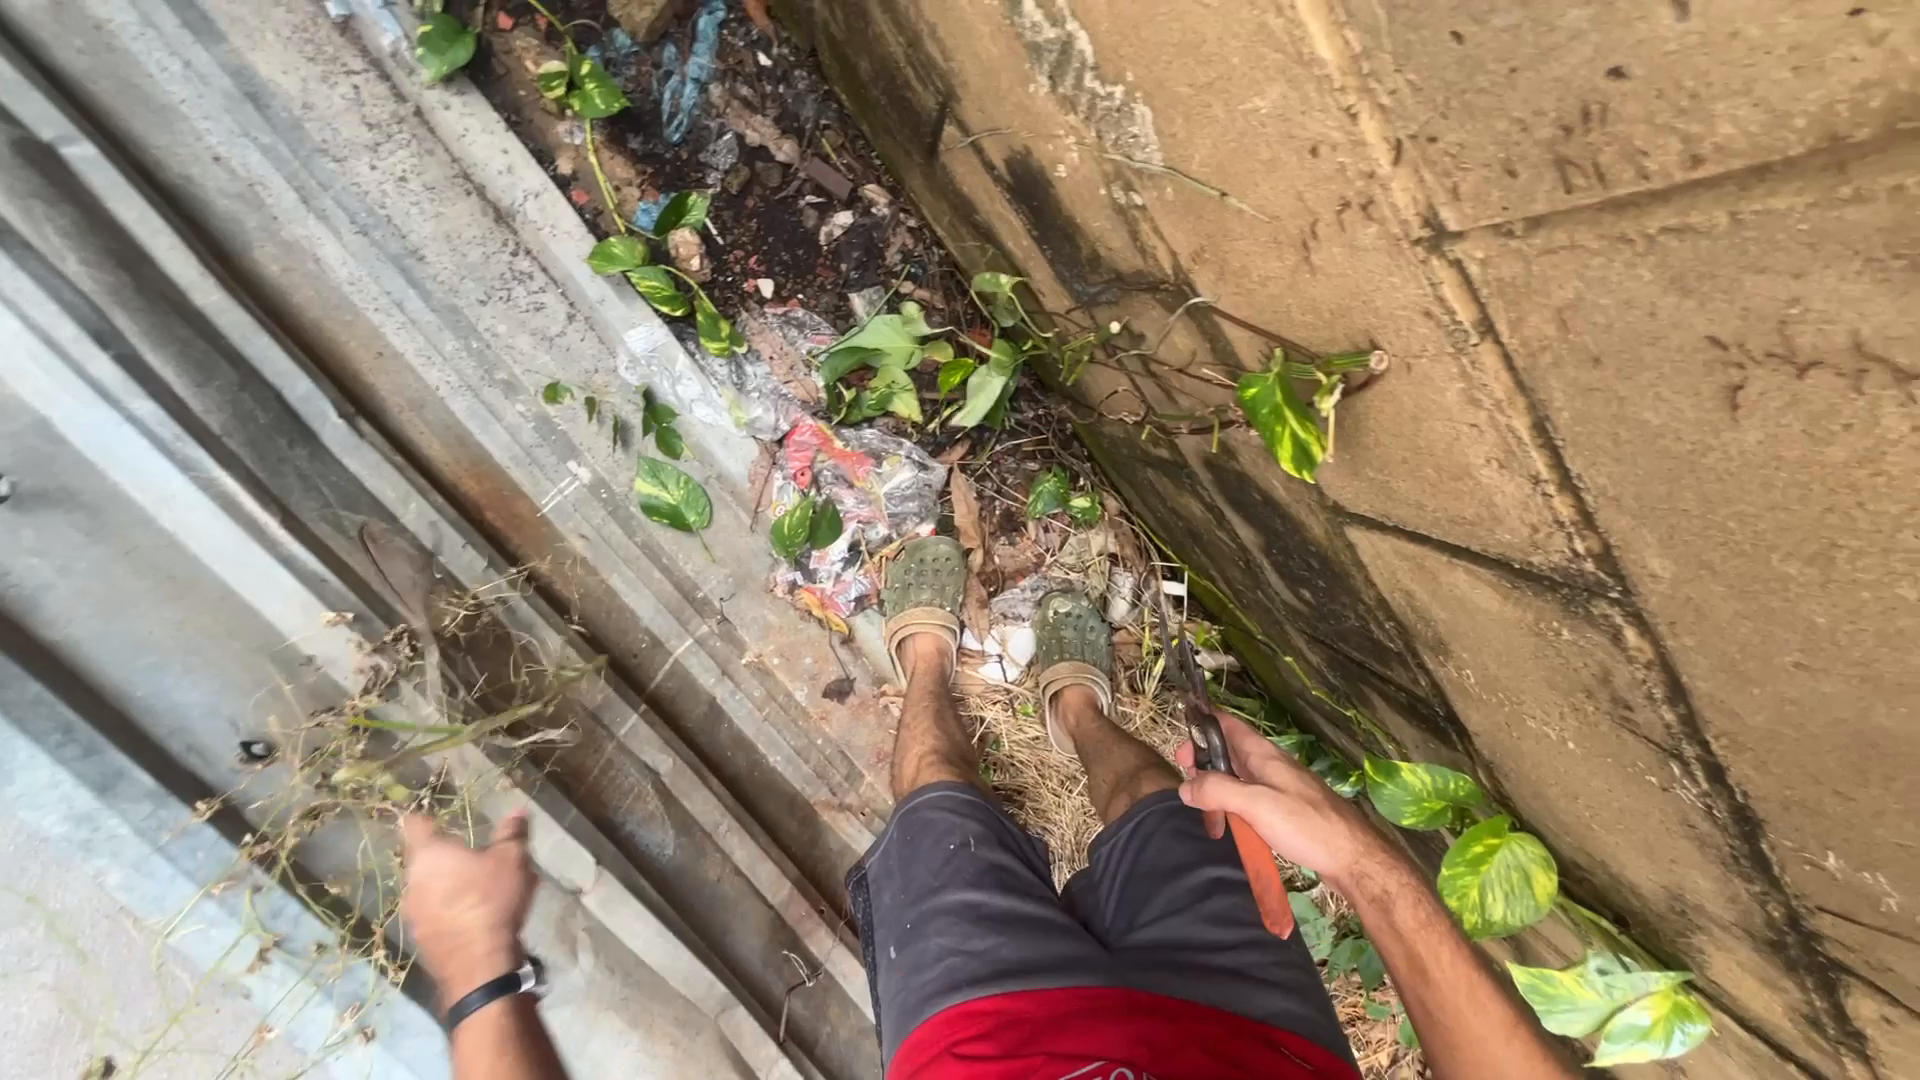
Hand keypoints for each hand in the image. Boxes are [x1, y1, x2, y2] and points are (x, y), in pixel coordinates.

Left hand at [400, 808, 538, 1007]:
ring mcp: (412, 912)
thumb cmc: (492, 898)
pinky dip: (449, 906)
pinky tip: (473, 911)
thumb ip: (512, 833)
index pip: (415, 826)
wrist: (478, 963)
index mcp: (430, 855)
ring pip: (427, 887)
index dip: (422, 817)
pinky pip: (433, 911)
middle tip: (473, 852)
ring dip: (447, 883)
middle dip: (445, 855)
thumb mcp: (513, 859)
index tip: (430, 813)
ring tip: (478, 883)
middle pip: (423, 860)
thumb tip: (517, 810)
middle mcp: (412, 882)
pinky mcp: (420, 937)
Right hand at [1177, 711, 1394, 886]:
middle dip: (1203, 767)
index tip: (1181, 752)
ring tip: (1211, 820)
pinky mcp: (1284, 808)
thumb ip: (1217, 790)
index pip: (1225, 723)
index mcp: (1262, 753)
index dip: (1200, 728)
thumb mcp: (1255, 804)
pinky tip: (1233, 829)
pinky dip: (1234, 809)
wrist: (1353, 858)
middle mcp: (1268, 764)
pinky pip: (1249, 799)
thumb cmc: (1306, 824)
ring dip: (1217, 793)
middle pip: (1227, 752)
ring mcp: (1277, 786)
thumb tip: (1184, 787)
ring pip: (1237, 778)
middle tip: (1190, 792)